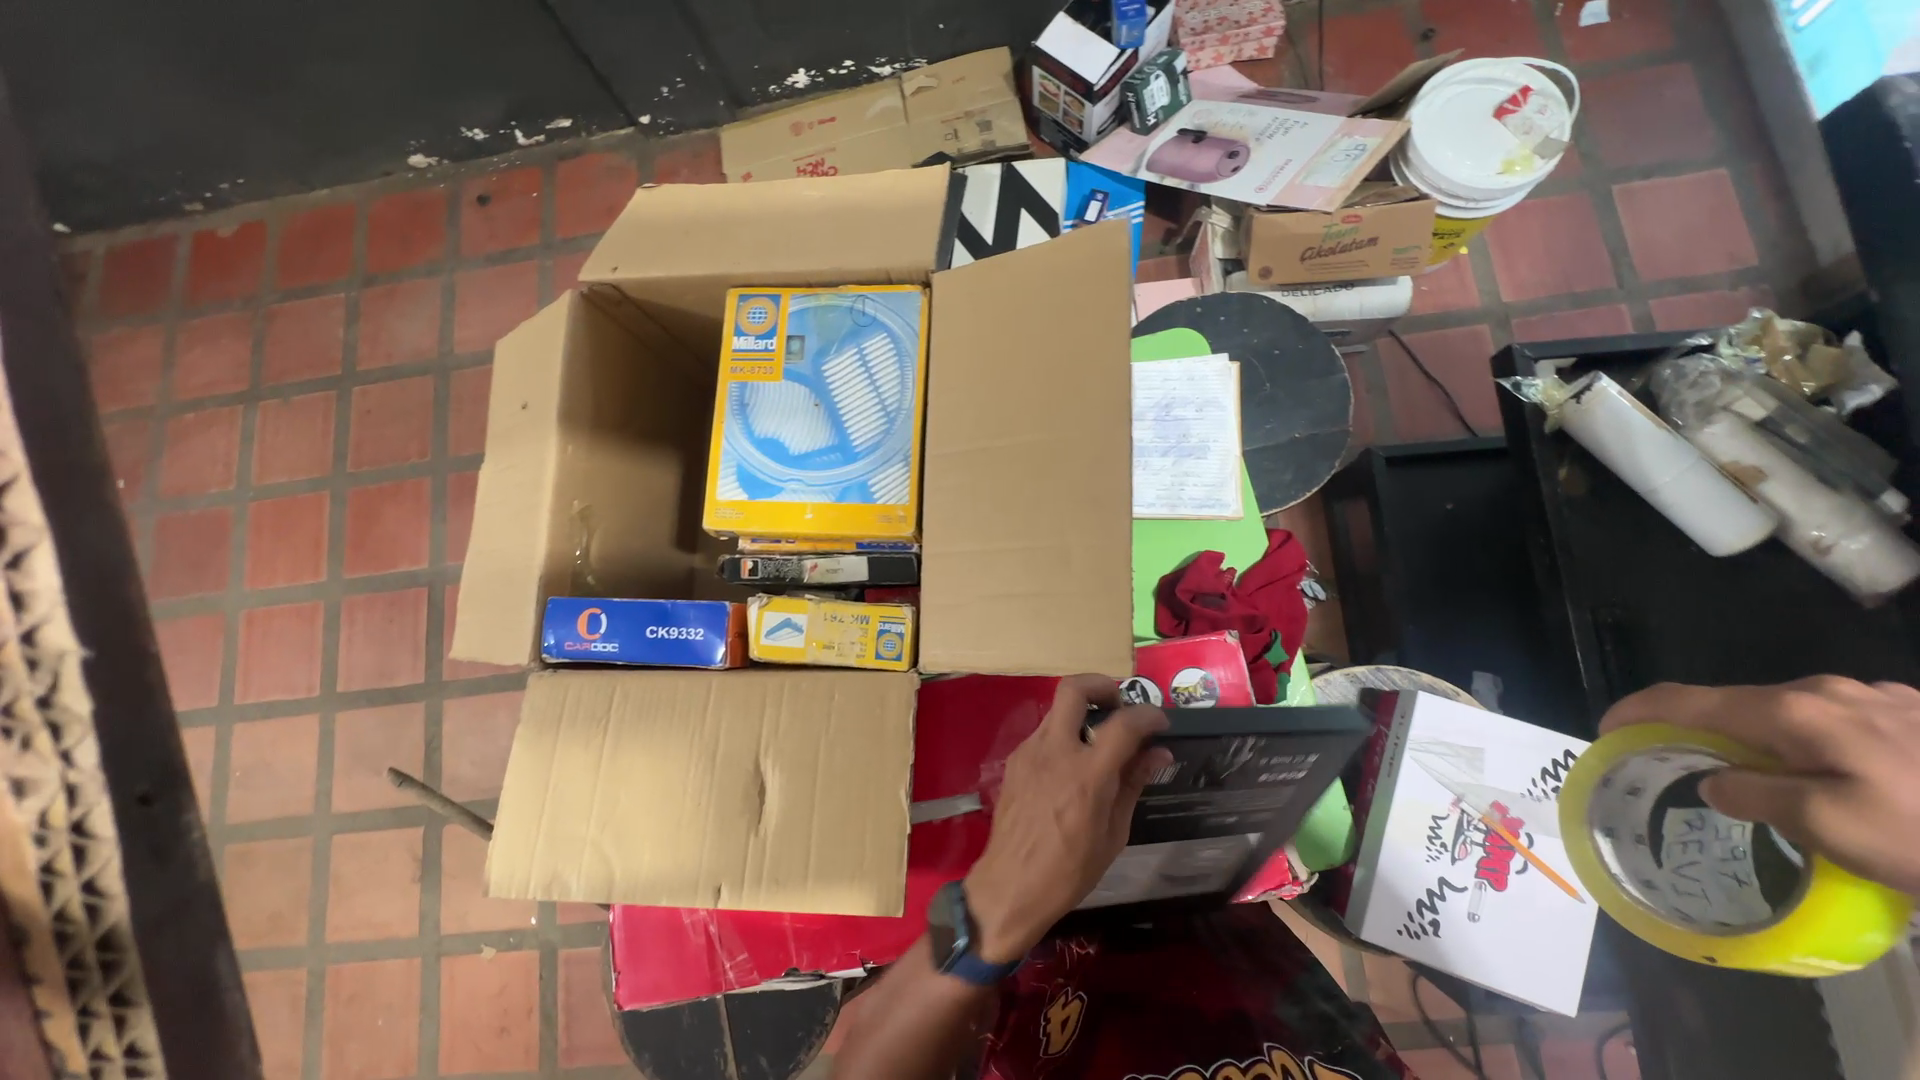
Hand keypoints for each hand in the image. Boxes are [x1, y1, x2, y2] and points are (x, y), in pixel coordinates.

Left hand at [962, 675, 1173, 963]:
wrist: (1010, 886)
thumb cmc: (1070, 870)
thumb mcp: (1114, 833)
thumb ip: (1133, 784)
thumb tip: (1158, 754)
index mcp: (1087, 774)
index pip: (1124, 722)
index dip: (1148, 715)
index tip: (1160, 723)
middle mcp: (1055, 751)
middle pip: (1074, 689)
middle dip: (1102, 685)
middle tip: (1119, 704)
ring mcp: (1029, 752)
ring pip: (1057, 709)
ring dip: (1081, 713)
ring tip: (1099, 740)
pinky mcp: (1014, 761)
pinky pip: (1044, 733)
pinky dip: (1064, 735)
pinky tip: (1073, 764)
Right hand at [1602, 676, 1919, 894]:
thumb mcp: (1832, 829)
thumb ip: (1756, 797)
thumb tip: (1717, 783)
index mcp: (1792, 711)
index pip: (1685, 699)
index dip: (1634, 713)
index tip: (1605, 734)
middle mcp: (1825, 692)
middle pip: (1735, 705)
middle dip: (1698, 734)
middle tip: (1685, 777)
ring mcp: (1877, 699)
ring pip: (1789, 716)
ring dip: (1759, 744)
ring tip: (1764, 788)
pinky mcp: (1916, 716)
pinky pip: (1834, 725)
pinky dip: (1807, 748)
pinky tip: (1837, 784)